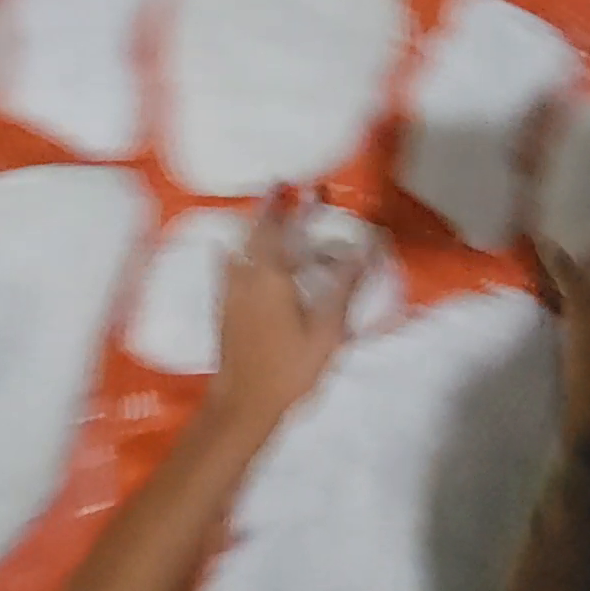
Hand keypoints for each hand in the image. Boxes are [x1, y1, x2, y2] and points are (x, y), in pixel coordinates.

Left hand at [207, 187, 371, 434]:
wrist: (243, 404)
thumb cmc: (290, 367)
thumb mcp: (327, 329)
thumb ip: (345, 285)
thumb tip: (367, 247)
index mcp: (271, 275)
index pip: (284, 230)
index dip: (295, 208)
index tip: (303, 186)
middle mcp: (245, 275)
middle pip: (256, 232)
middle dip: (269, 208)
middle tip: (278, 189)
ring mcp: (229, 291)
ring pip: (238, 247)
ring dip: (251, 226)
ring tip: (262, 214)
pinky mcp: (222, 308)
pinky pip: (225, 266)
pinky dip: (232, 251)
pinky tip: (230, 253)